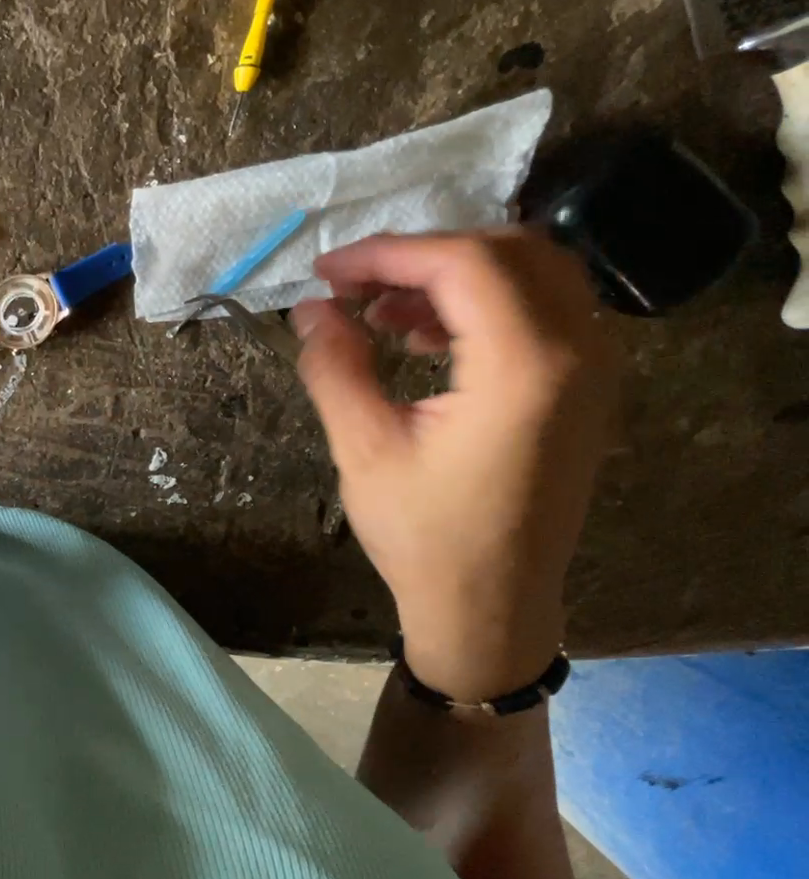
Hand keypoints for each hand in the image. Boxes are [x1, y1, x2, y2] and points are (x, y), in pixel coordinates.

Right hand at [290, 229, 619, 701]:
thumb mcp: (363, 449)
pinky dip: (480, 307)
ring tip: (378, 314)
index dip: (388, 254)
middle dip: (421, 256)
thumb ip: (336, 368)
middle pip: (510, 252)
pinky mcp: (583, 387)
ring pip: (532, 275)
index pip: (465, 264)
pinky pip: (541, 312)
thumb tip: (309, 309)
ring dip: (452, 278)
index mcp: (526, 366)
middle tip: (351, 286)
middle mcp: (580, 350)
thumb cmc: (422, 533)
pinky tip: (421, 341)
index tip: (324, 272)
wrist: (488, 602)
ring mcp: (593, 367)